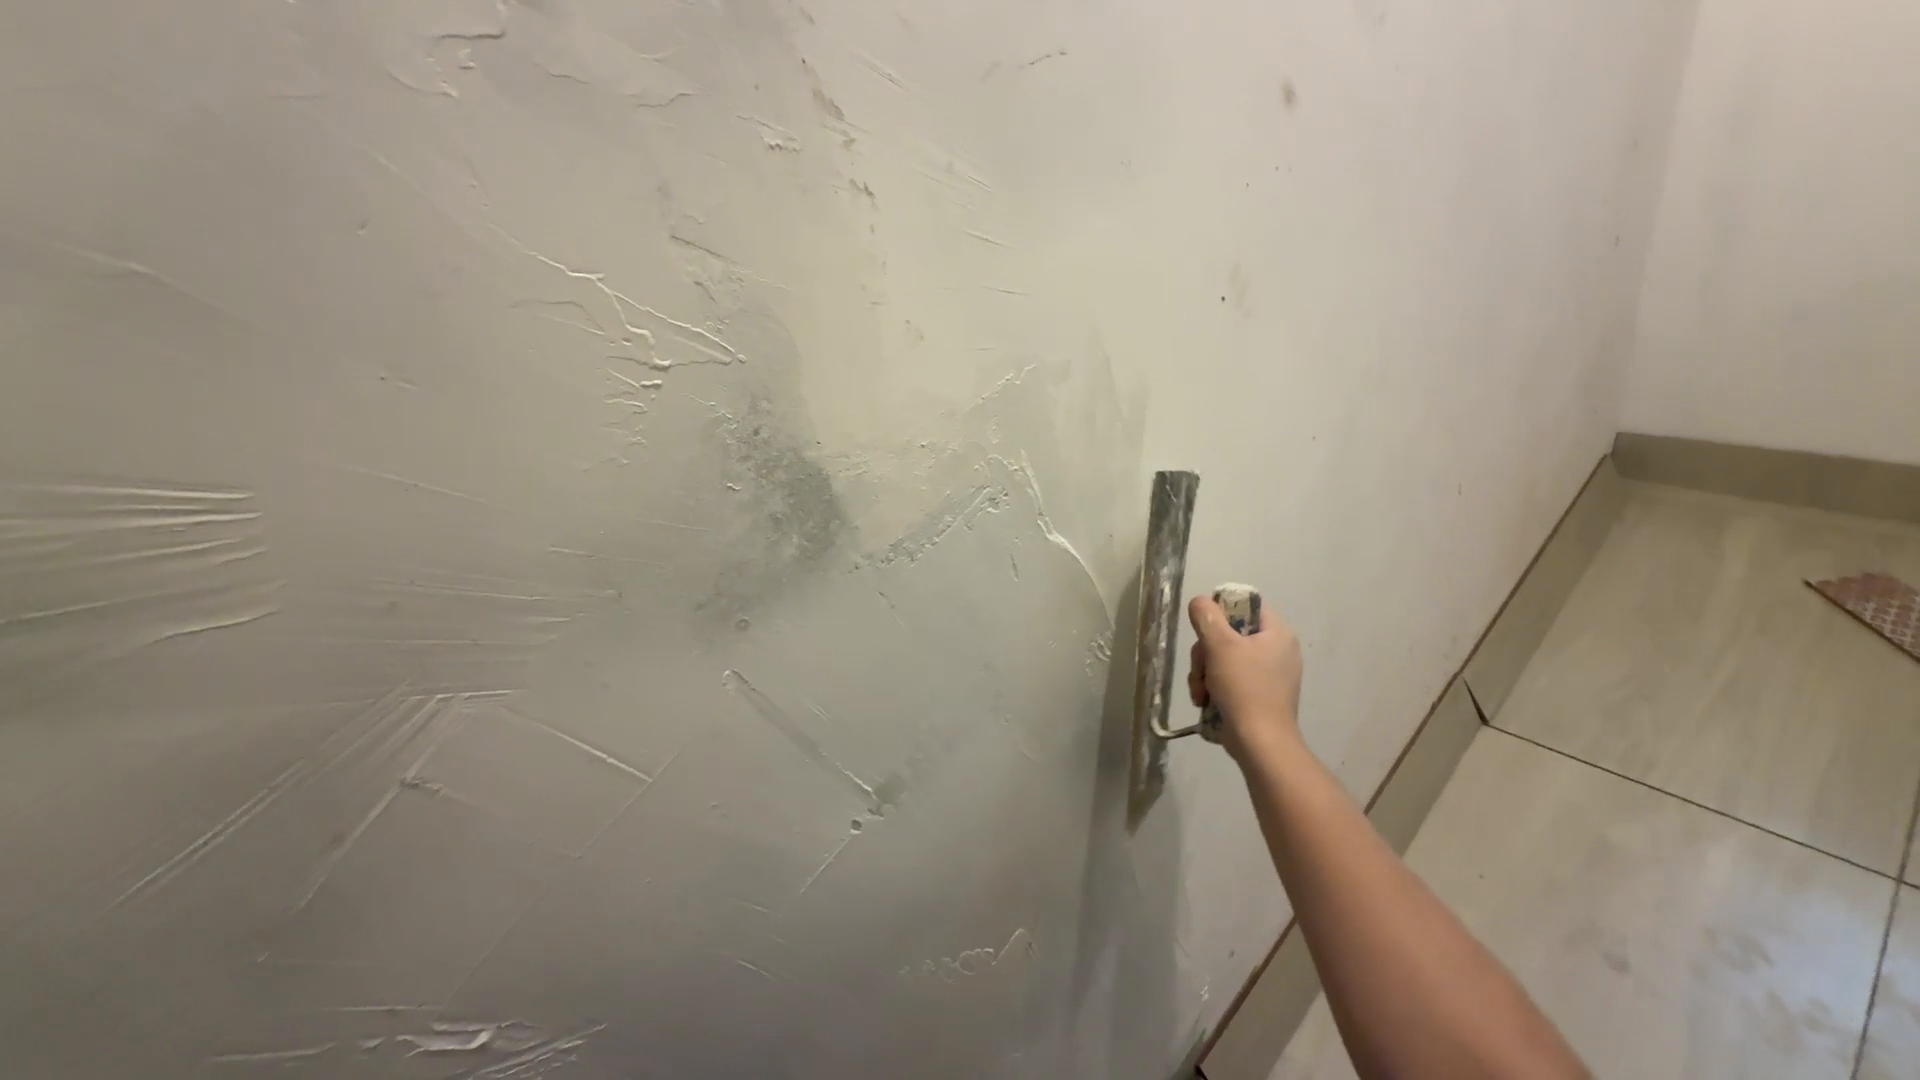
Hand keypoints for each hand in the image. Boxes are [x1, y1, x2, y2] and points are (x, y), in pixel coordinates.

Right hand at [1187, 595, 1303, 762]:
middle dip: (1206, 654)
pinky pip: (1232, 680)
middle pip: (1230, 636)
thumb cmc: (1244, 689)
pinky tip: (1206, 702)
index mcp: (1278, 634)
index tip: (1203, 630)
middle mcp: (1279, 651)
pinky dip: (1216, 688)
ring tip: (1200, 693)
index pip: (1246, 607)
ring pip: (1226, 660)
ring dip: (1205, 674)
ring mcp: (1271, 676)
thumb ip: (1207, 617)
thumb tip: (1199, 601)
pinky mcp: (1261, 696)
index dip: (1221, 613)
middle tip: (1200, 671)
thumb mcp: (1220, 646)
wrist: (1260, 743)